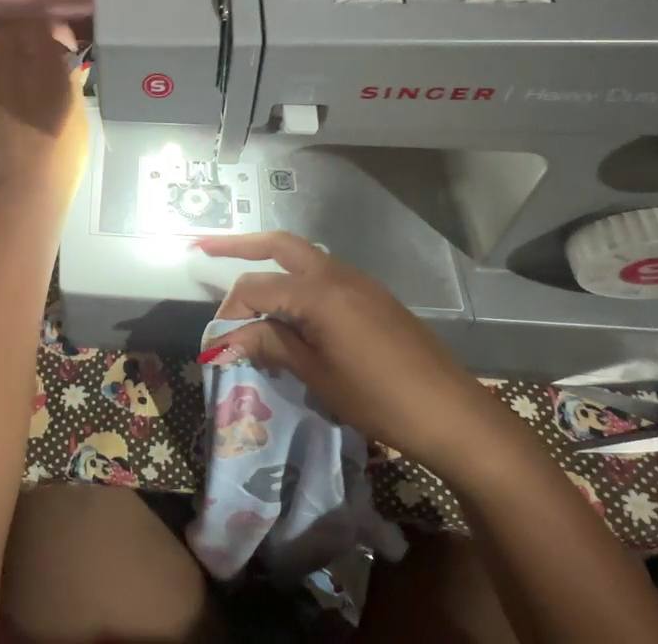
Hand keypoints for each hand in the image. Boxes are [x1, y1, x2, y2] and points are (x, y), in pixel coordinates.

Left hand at [0, 20, 89, 197]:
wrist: (34, 182)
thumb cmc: (67, 152)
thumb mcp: (78, 112)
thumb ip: (69, 83)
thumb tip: (65, 66)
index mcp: (51, 68)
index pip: (47, 28)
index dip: (53, 29)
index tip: (62, 42)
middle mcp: (20, 68)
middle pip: (15, 32)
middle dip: (25, 33)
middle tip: (33, 45)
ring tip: (6, 59)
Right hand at [196, 232, 530, 480]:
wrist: (454, 415)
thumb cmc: (379, 398)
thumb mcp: (316, 374)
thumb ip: (270, 344)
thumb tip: (224, 338)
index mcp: (318, 291)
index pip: (255, 287)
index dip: (229, 312)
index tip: (214, 344)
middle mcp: (336, 273)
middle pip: (279, 244)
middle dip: (239, 245)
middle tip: (203, 247)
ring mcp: (359, 282)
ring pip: (302, 256)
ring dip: (269, 261)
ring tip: (241, 279)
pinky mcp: (373, 297)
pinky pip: (323, 274)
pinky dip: (295, 279)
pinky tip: (287, 306)